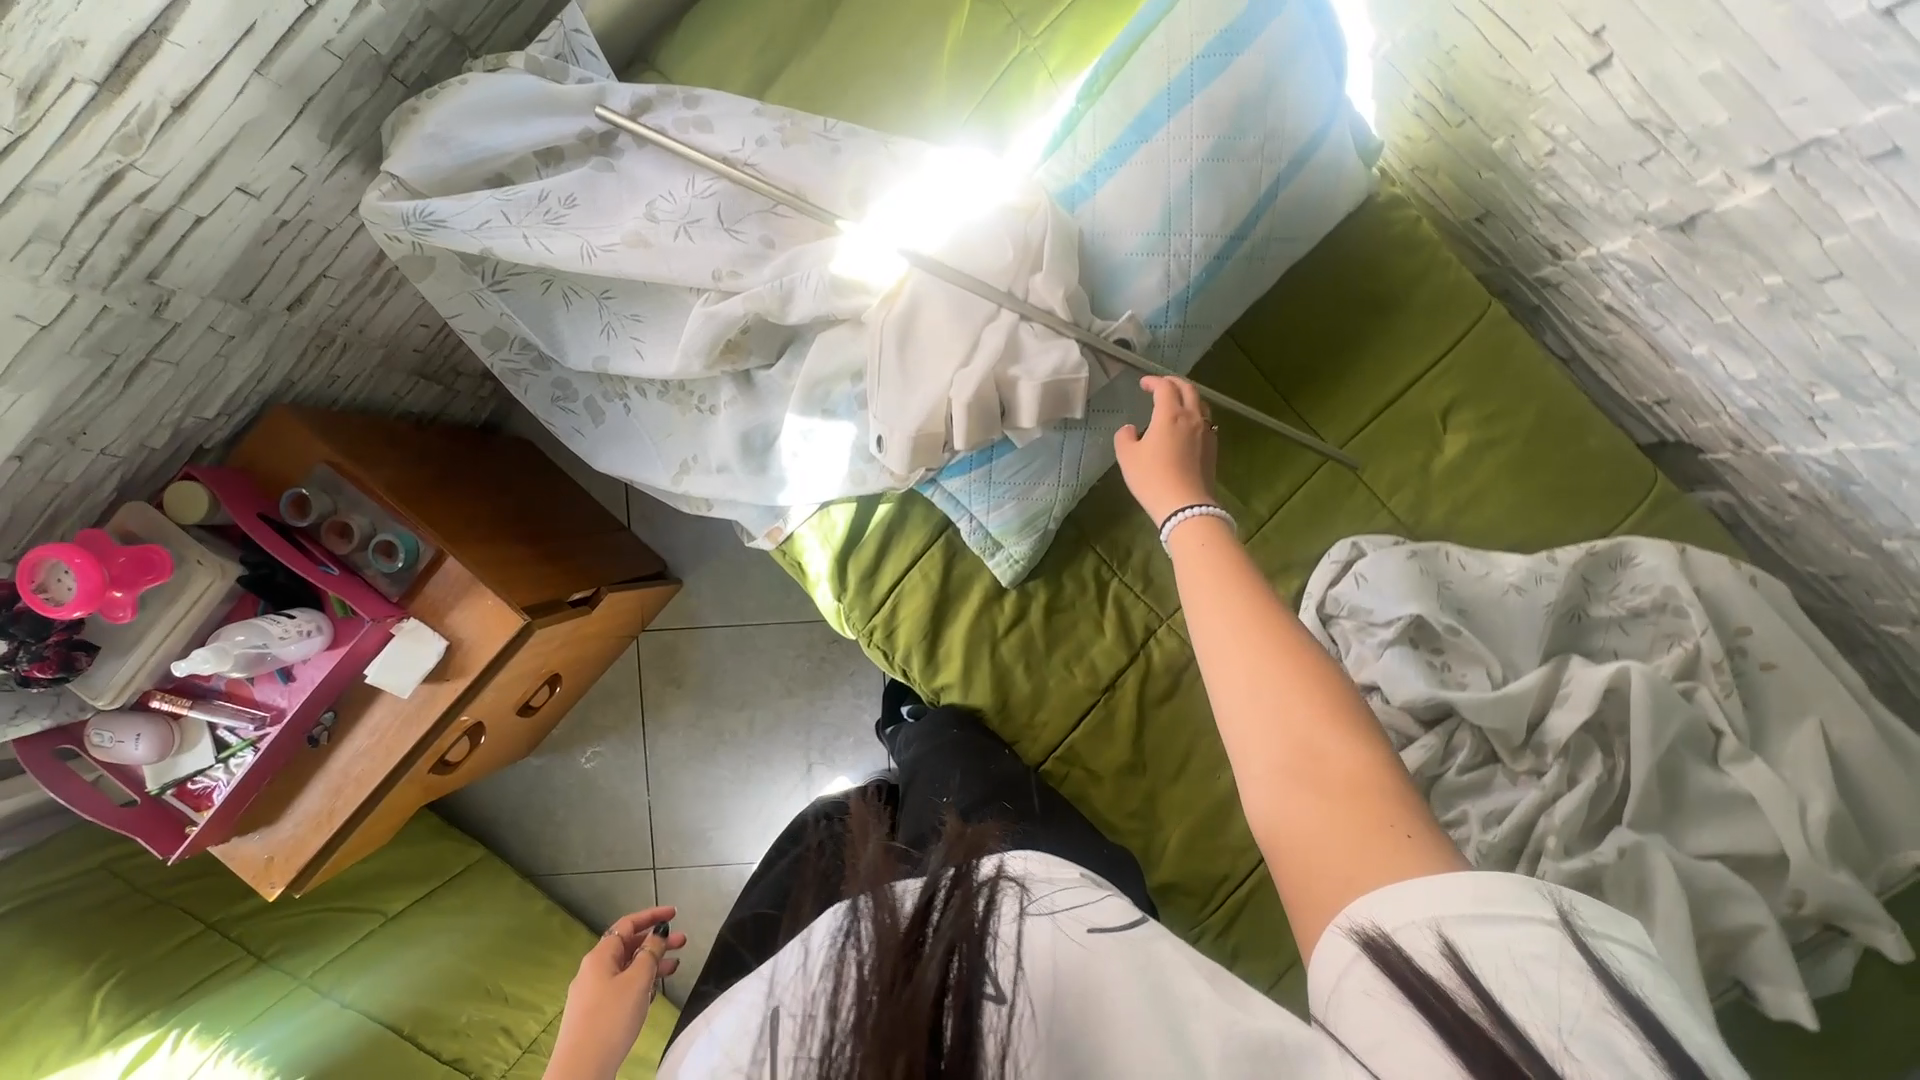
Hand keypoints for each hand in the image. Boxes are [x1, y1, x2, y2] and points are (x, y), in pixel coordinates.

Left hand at [546, 906, 687, 1079]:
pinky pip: (621, 987)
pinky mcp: (594, 1013)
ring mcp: (592, 993)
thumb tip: (657, 934)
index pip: (627, 925)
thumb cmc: (610, 1019)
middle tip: (682, 943)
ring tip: (674, 968)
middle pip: (627, 946)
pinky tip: (653, 994)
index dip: (651, 916)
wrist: (580, 1071)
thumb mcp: (637, 982)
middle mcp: (592, 970)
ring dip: (650, 965)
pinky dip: (639, 983)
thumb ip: (650, 954)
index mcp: (599, 957)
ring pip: (626, 968)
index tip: (674, 914)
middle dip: (655, 942)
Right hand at [1114, 375, 1218, 524]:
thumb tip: (1131, 429)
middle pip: (1188, 390)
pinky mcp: (1213, 447)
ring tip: (1178, 402)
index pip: (1164, 388)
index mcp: (1170, 414)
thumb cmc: (1152, 478)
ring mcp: (1206, 432)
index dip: (1154, 381)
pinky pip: (1206, 422)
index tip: (1143, 384)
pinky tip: (1188, 426)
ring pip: (1201, 404)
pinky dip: (1196, 415)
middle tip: (1163, 384)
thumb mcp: (1127, 457)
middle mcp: (1191, 417)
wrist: (1185, 505)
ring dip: (1188, 397)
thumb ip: (1125, 437)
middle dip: (1174, 382)